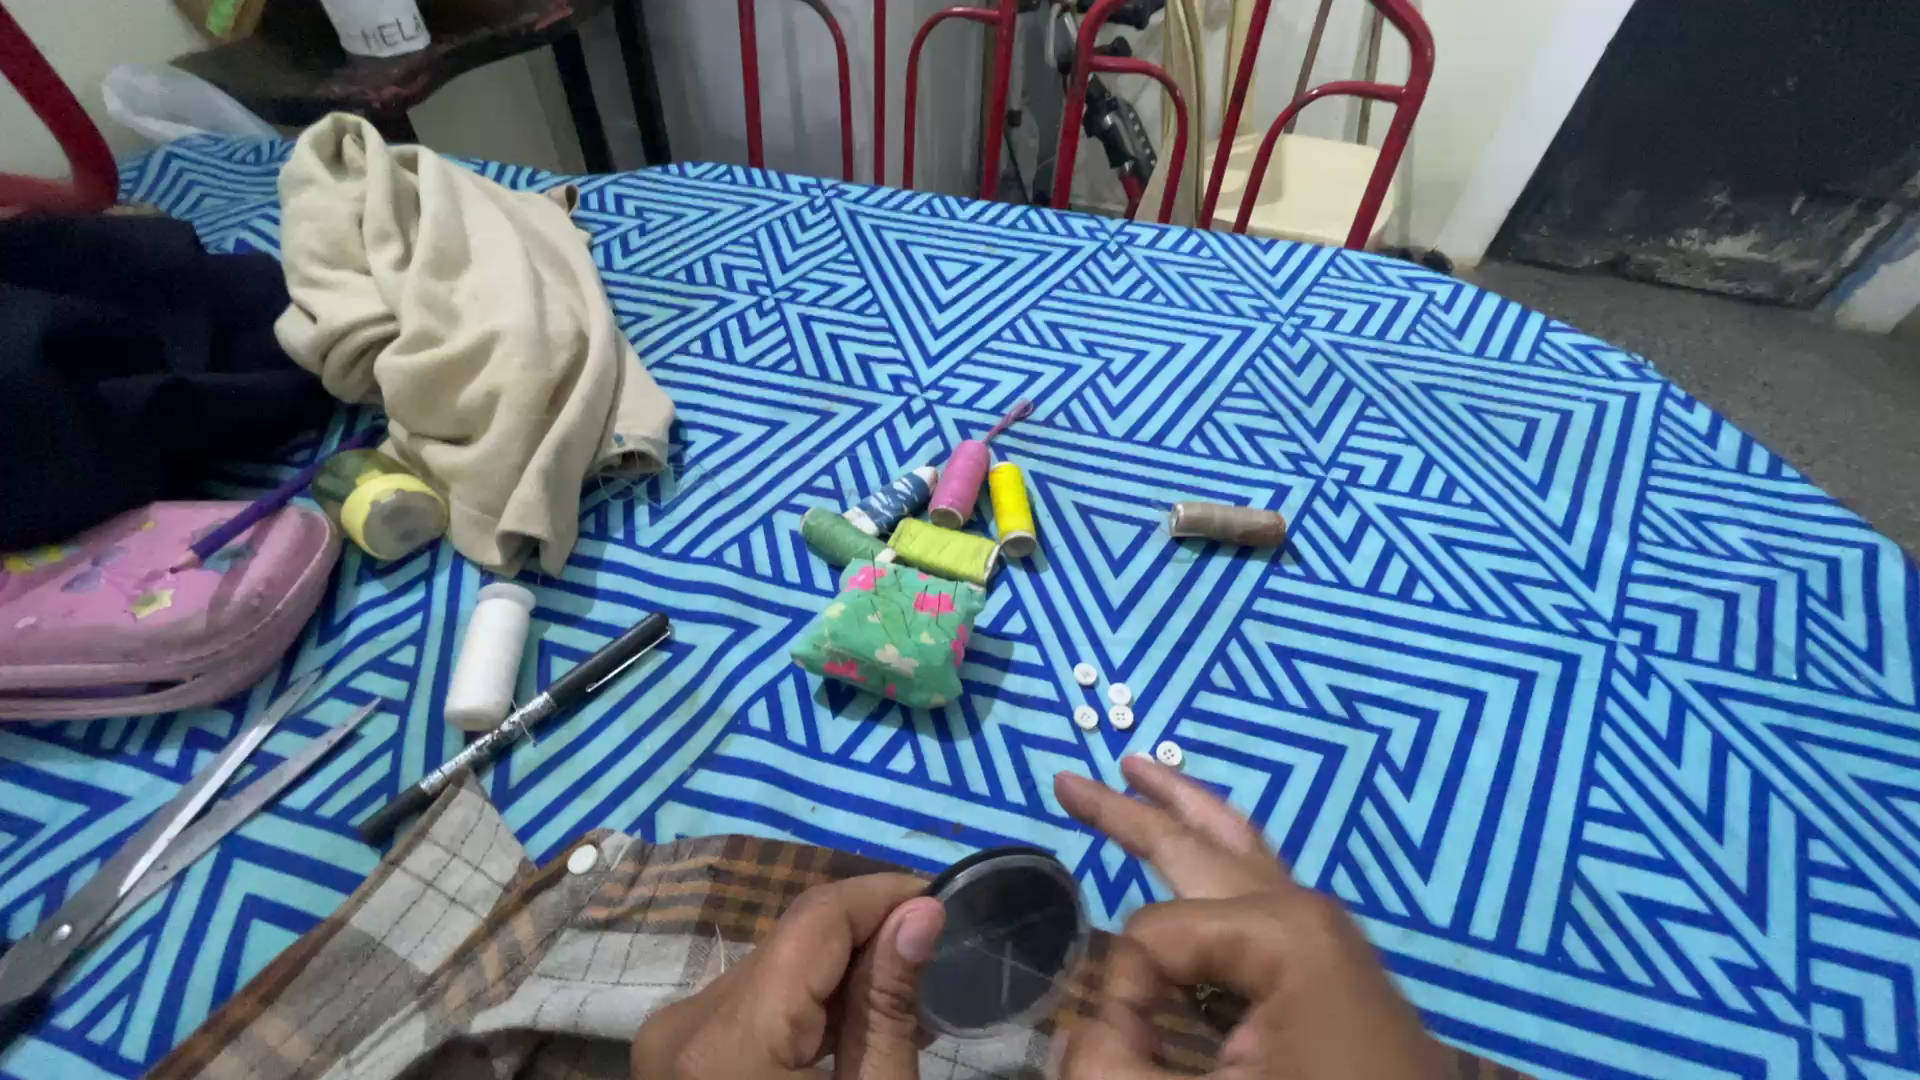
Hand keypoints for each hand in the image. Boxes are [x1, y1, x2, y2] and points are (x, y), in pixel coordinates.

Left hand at [630, 874, 945, 1078]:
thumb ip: (889, 1004)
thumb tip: (922, 907)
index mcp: (726, 1037)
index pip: (817, 917)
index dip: (884, 894)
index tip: (943, 902)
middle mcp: (683, 1020)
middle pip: (795, 939)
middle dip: (869, 934)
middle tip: (933, 954)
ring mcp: (671, 1038)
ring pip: (777, 963)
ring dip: (842, 968)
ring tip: (905, 993)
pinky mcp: (677, 1054)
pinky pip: (755, 998)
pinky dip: (808, 1002)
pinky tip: (854, 1026)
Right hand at [1054, 756, 1448, 1079]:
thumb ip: (1115, 1071)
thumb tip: (1082, 1034)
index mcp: (1278, 931)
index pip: (1155, 935)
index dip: (1127, 996)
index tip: (1134, 1053)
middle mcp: (1300, 908)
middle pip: (1194, 838)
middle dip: (1128, 808)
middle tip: (1068, 782)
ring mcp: (1320, 929)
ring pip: (1234, 841)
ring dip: (1180, 806)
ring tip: (1137, 770)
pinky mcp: (1328, 959)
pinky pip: (1257, 876)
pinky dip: (1214, 845)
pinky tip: (1198, 844)